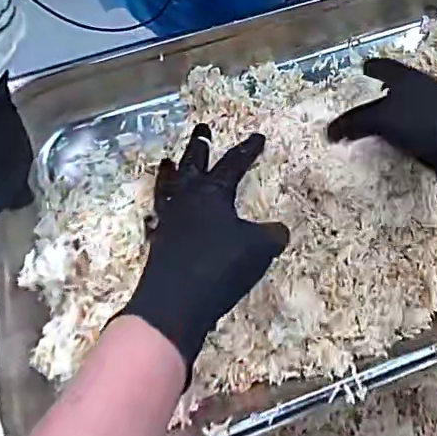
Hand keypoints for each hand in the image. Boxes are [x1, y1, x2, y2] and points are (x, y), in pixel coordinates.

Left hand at [117, 125, 288, 375]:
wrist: (173, 306)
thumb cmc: (221, 266)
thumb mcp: (260, 246)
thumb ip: (272, 234)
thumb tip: (278, 230)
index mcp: (212, 192)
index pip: (234, 163)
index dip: (248, 150)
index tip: (258, 137)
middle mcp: (187, 201)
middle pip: (192, 165)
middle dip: (199, 146)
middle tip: (201, 129)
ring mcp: (169, 222)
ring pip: (168, 188)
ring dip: (170, 174)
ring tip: (167, 162)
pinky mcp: (158, 246)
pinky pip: (158, 219)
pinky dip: (160, 212)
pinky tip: (158, 215)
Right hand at [326, 57, 436, 195]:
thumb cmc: (424, 124)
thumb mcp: (382, 119)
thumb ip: (356, 122)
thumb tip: (330, 132)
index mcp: (409, 79)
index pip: (385, 67)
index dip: (372, 67)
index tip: (363, 67)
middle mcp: (423, 91)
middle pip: (397, 87)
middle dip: (381, 91)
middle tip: (363, 98)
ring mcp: (434, 112)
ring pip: (405, 109)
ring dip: (390, 115)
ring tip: (373, 124)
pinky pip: (413, 130)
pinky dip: (400, 134)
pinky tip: (393, 144)